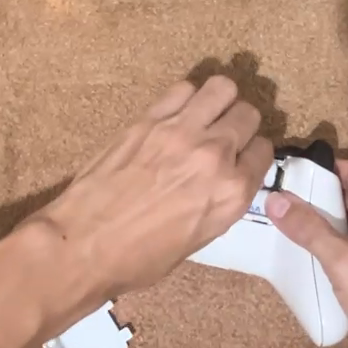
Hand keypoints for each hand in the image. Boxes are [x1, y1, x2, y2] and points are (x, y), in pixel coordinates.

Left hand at [26, 76, 272, 305]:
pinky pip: (183, 89)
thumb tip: (223, 181)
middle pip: (247, 115)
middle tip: (225, 135)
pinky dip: (186, 98)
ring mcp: (181, 131)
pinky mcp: (148, 119)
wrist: (83, 244)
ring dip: (219, 101)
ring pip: (222, 89)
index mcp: (232, 193)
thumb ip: (220, 201)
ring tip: (205, 116)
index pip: (263, 152)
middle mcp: (214, 155)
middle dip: (240, 124)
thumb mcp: (198, 239)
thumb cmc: (138, 258)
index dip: (252, 155)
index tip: (242, 158)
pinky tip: (177, 115)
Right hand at [264, 160, 347, 347]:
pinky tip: (302, 249)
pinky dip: (331, 244)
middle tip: (273, 194)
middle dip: (316, 196)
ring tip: (279, 217)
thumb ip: (310, 229)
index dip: (322, 168)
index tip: (284, 168)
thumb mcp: (346, 264)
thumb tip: (274, 198)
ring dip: (321, 222)